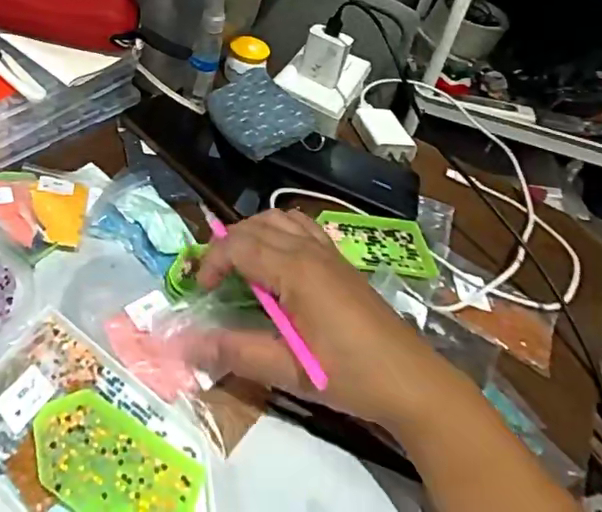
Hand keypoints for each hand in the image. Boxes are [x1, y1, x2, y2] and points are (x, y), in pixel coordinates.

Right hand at [193, 209, 447, 427]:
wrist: (413, 382)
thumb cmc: (350, 376)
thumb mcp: (290, 370)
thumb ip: (237, 352)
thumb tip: (189, 346)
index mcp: (295, 269)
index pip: (238, 246)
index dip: (212, 262)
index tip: (203, 291)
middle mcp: (308, 249)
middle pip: (253, 226)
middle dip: (226, 246)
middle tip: (215, 280)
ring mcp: (327, 250)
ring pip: (277, 218)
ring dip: (250, 233)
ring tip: (240, 265)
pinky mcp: (339, 259)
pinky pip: (300, 225)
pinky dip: (277, 230)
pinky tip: (276, 259)